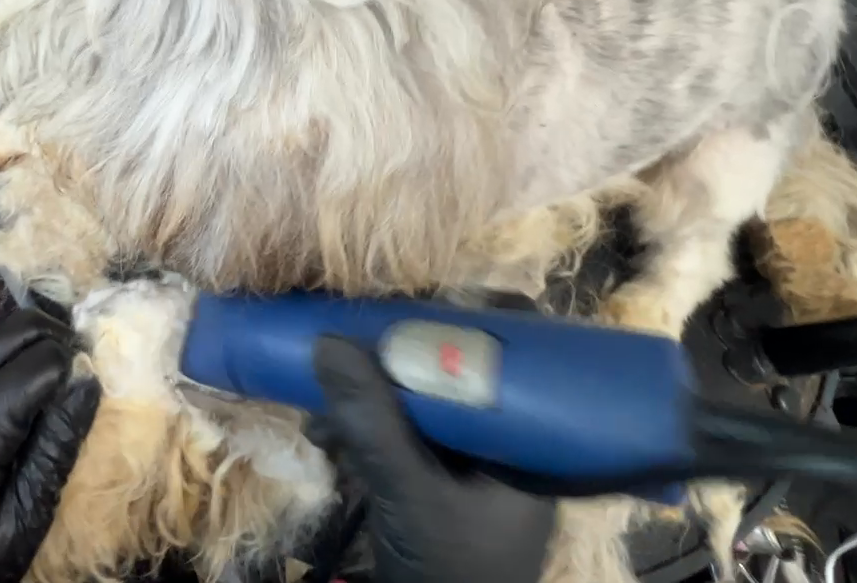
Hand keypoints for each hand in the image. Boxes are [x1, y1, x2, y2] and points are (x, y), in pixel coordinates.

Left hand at [0, 308, 100, 582]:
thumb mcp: (18, 524)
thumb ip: (54, 452)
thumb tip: (89, 382)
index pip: (44, 358)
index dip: (75, 371)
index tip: (92, 399)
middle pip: (24, 326)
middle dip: (62, 342)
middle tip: (82, 383)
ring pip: (7, 329)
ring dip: (42, 343)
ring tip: (64, 385)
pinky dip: (23, 353)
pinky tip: (36, 392)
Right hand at [313, 336, 556, 582]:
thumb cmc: (449, 570)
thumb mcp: (411, 493)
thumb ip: (372, 422)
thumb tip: (326, 341)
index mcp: (533, 444)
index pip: (526, 358)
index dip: (482, 319)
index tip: (428, 300)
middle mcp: (504, 443)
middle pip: (462, 368)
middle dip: (403, 350)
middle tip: (361, 329)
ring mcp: (465, 462)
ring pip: (422, 396)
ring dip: (370, 388)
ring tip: (325, 390)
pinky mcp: (430, 477)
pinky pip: (398, 429)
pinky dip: (361, 423)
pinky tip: (323, 431)